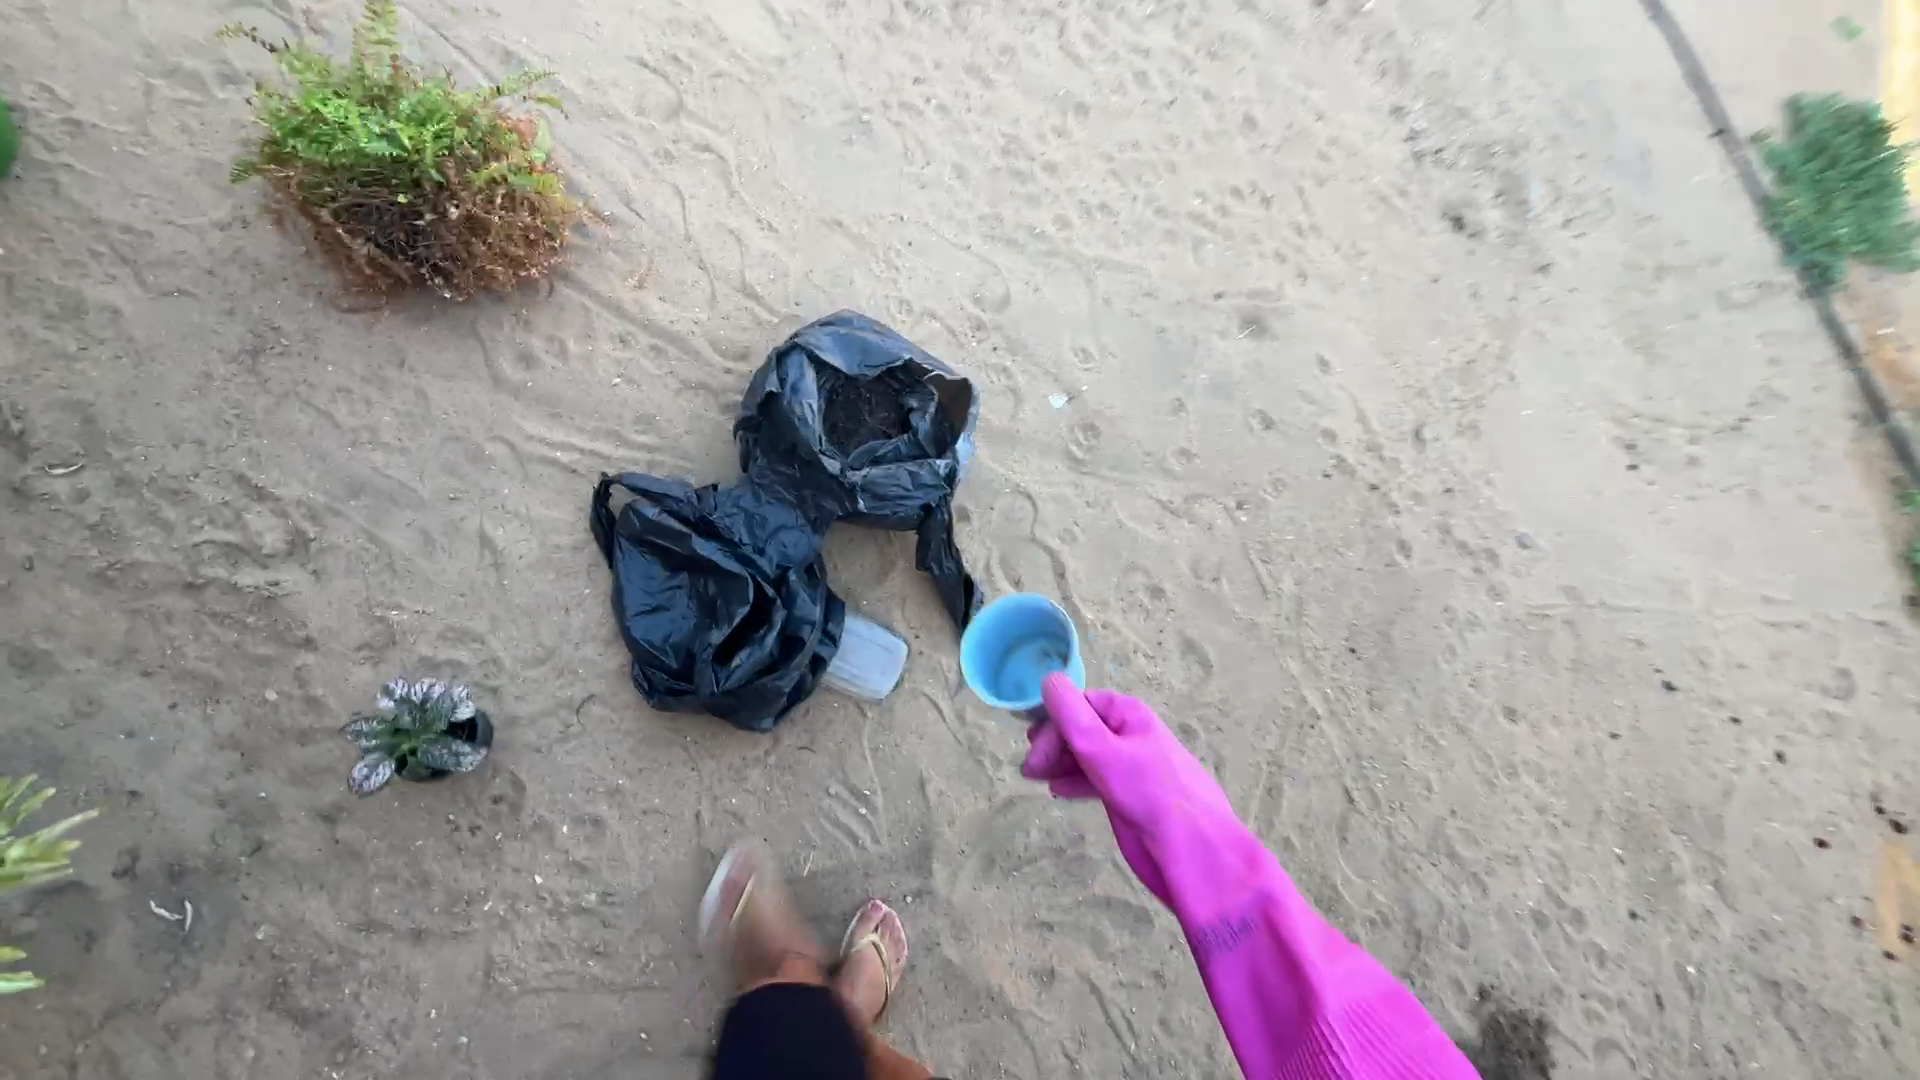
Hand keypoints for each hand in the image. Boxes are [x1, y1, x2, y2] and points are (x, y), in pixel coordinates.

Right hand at [1020, 674, 1236, 904]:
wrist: (1193, 851)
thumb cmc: (1148, 793)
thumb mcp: (1104, 751)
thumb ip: (1073, 716)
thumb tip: (1049, 679)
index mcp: (1129, 715)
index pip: (1080, 704)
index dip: (1054, 723)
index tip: (1034, 749)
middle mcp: (1128, 734)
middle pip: (1080, 728)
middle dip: (1053, 744)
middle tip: (1030, 770)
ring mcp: (1129, 765)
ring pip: (1085, 755)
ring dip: (1059, 762)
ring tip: (1038, 779)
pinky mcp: (1127, 794)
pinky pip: (1094, 778)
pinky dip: (1074, 781)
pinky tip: (1059, 791)